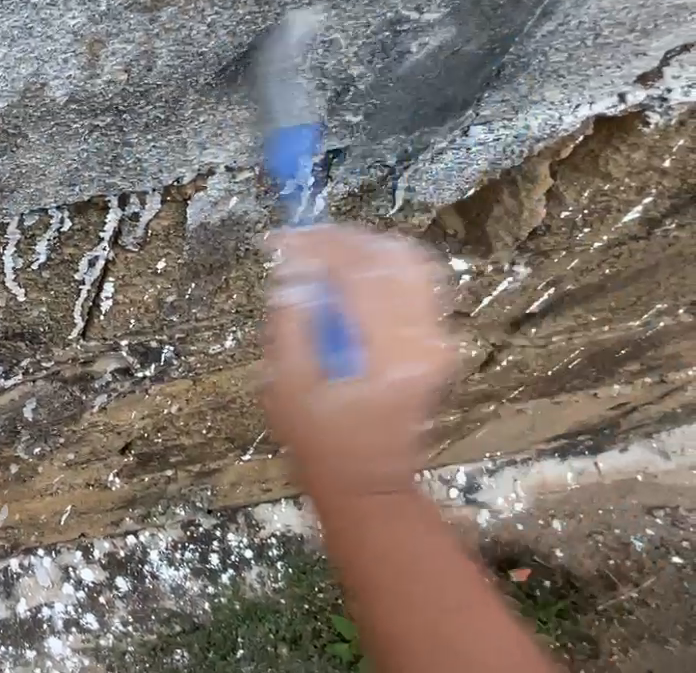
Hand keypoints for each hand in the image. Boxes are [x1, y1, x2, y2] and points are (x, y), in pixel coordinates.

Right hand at [260, 225, 459, 500]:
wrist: (366, 478)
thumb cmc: (316, 434)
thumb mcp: (284, 380)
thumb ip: (291, 321)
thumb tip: (294, 272)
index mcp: (391, 354)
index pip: (362, 273)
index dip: (318, 245)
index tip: (278, 240)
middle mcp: (428, 341)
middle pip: (396, 259)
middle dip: (341, 239)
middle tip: (295, 241)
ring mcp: (439, 340)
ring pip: (410, 264)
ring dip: (359, 248)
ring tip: (314, 252)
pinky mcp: (435, 340)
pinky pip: (412, 283)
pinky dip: (374, 266)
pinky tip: (337, 273)